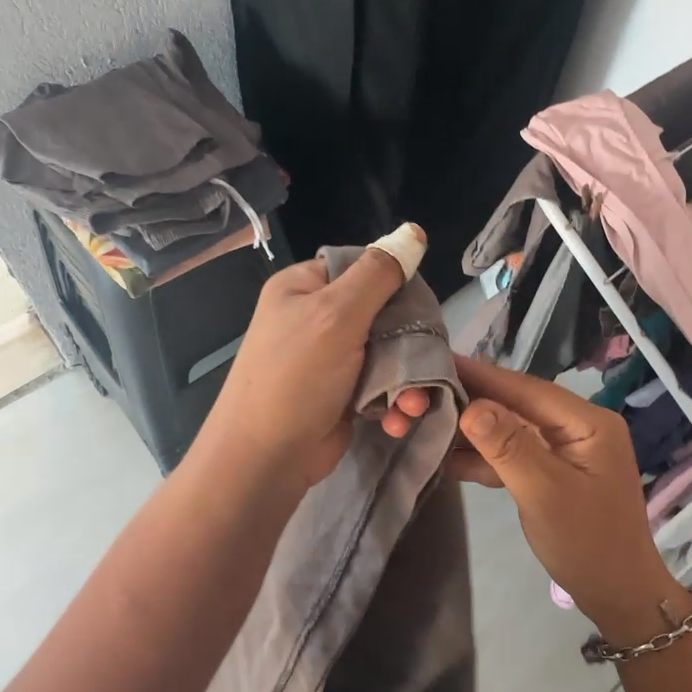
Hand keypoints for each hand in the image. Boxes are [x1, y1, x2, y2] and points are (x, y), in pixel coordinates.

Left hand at [197, 245, 430, 489]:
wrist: (264, 461)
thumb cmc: (295, 378)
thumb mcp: (337, 315)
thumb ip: (379, 274)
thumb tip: (415, 230)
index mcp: (304, 286)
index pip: (363, 266)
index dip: (396, 284)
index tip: (419, 308)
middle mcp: (315, 316)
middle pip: (383, 311)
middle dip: (409, 342)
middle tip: (427, 361)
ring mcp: (329, 358)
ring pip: (388, 352)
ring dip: (407, 379)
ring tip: (412, 405)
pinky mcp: (341, 394)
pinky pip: (380, 385)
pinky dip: (392, 401)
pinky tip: (397, 419)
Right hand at [446, 357, 683, 633]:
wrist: (619, 596)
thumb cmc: (588, 543)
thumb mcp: (544, 493)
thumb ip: (508, 446)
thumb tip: (471, 406)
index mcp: (587, 421)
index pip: (525, 388)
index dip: (480, 375)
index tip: (436, 361)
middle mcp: (577, 426)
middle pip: (515, 404)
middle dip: (470, 401)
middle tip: (420, 392)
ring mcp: (564, 449)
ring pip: (510, 428)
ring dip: (470, 430)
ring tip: (423, 420)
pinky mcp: (552, 471)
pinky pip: (512, 453)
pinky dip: (483, 456)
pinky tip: (445, 455)